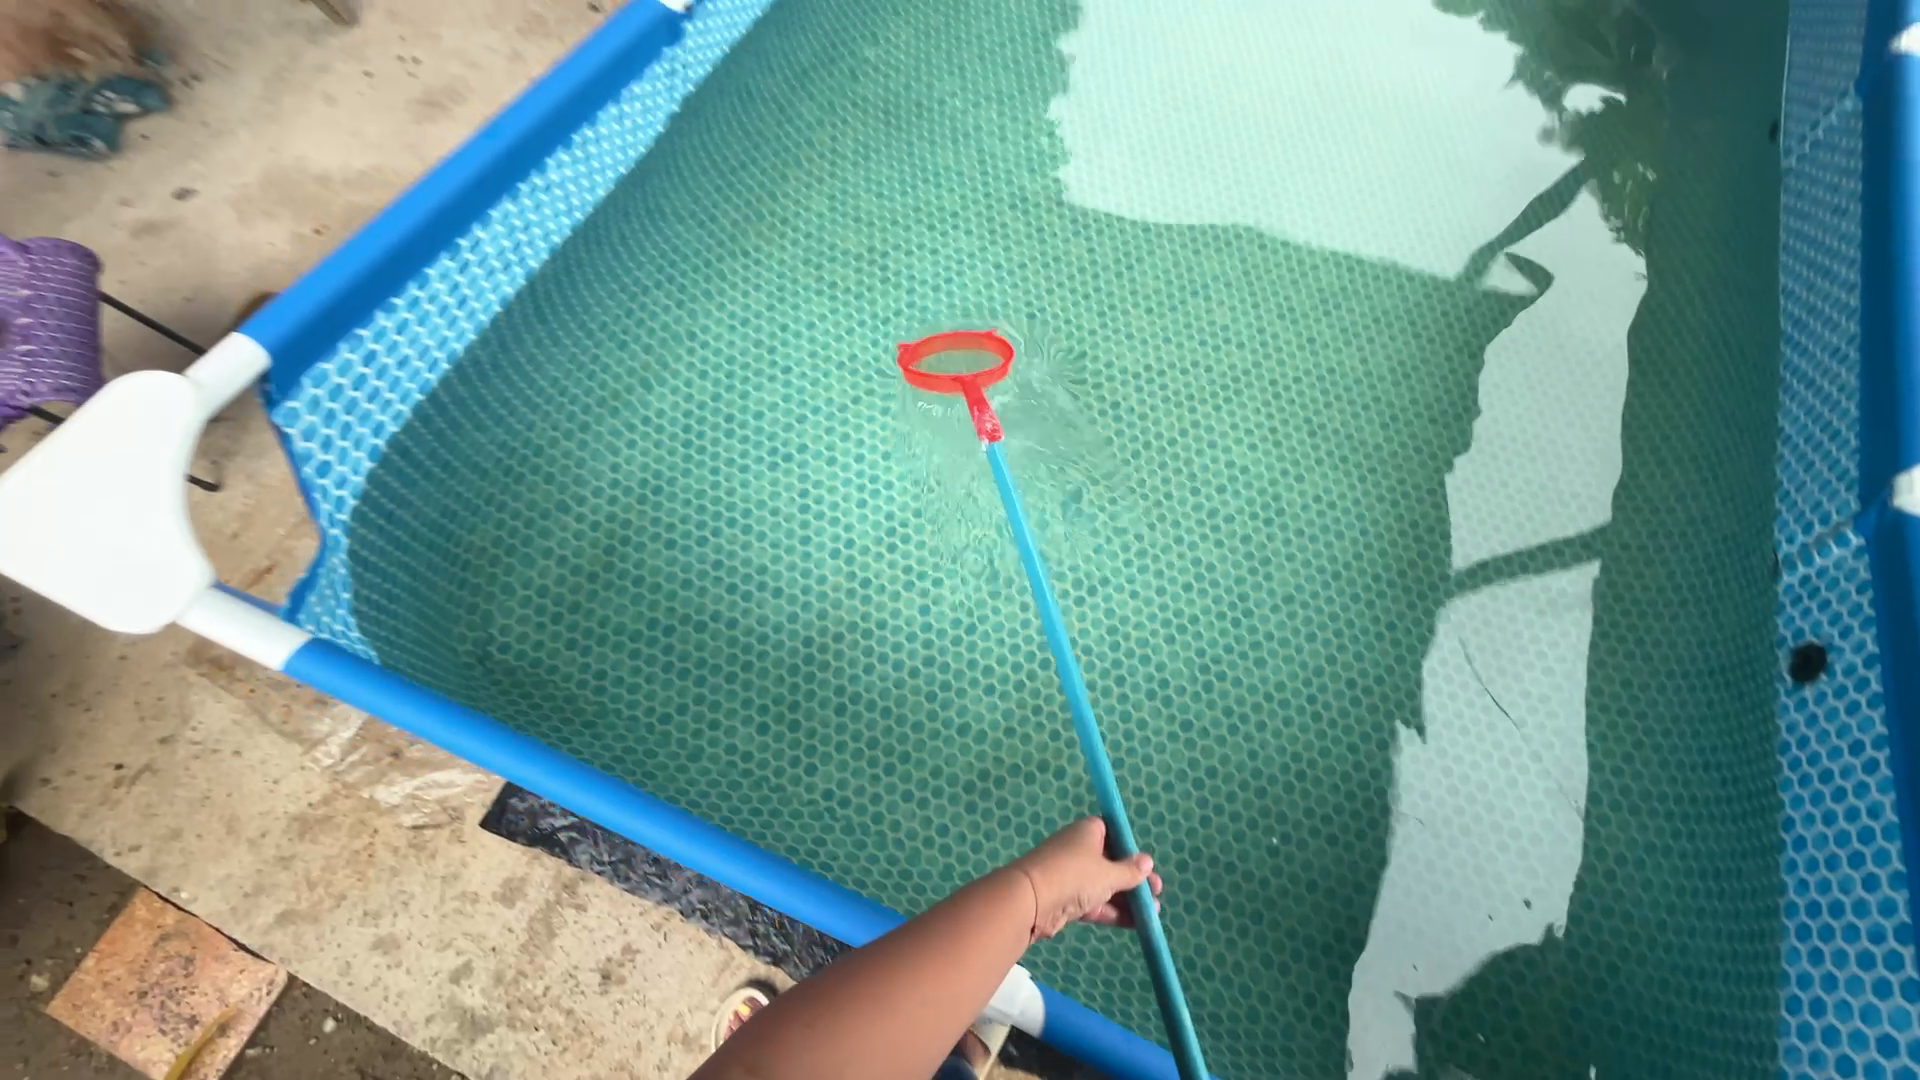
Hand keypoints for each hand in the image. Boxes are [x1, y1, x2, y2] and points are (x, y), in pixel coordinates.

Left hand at [1007, 817, 1162, 942]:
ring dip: (1127, 899)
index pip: (1113, 834)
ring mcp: (1072, 875)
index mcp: (1088, 832)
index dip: (1131, 850)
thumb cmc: (1074, 875)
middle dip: (1134, 879)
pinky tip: (1136, 924)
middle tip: (1157, 893)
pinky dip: (1112, 911)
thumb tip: (1147, 860)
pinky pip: (1095, 902)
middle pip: (1111, 862)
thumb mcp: (1109, 873)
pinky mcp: (1067, 899)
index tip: (1147, 866)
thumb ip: (1130, 871)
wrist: (1032, 900)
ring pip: (1104, 885)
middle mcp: (1079, 849)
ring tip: (1153, 913)